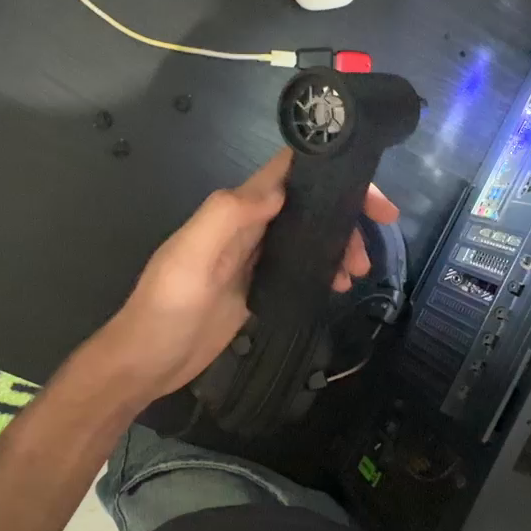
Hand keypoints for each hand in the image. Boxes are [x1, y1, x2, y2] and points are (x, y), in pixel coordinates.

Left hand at [77, 149, 399, 406]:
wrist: (147, 361)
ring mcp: (254, 257)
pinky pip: (301, 266)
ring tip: (359, 272)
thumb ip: (229, 216)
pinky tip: (339, 286)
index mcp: (233, 209)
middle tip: (382, 230)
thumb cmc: (167, 305)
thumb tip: (280, 191)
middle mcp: (248, 226)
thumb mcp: (192, 255)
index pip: (288, 172)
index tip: (370, 190)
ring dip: (340, 244)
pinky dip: (325, 269)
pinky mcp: (258, 286)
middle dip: (347, 211)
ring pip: (309, 235)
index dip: (330, 170)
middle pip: (308, 203)